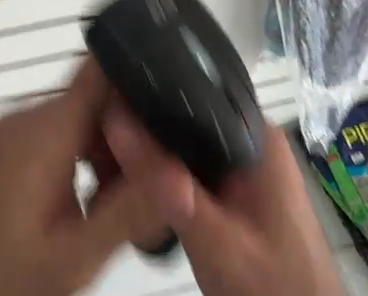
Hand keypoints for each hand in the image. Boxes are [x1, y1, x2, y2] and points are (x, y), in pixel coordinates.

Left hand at [0, 60, 191, 295]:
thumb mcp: (72, 256)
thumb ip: (128, 210)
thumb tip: (178, 172)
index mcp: (44, 130)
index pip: (101, 71)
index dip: (141, 81)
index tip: (173, 110)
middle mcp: (23, 119)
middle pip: (94, 103)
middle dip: (128, 138)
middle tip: (149, 190)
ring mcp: (6, 135)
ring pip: (73, 124)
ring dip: (102, 157)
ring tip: (114, 212)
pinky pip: (49, 140)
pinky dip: (75, 164)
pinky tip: (78, 213)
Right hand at [102, 104, 345, 295]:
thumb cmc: (275, 285)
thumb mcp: (215, 239)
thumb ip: (165, 185)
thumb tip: (115, 121)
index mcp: (255, 133)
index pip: (188, 91)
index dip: (142, 92)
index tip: (100, 101)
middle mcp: (250, 138)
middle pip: (181, 115)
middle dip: (140, 123)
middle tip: (93, 132)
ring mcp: (242, 164)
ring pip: (181, 141)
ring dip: (148, 148)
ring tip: (102, 153)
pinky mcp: (233, 188)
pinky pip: (188, 165)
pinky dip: (160, 171)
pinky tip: (131, 180)